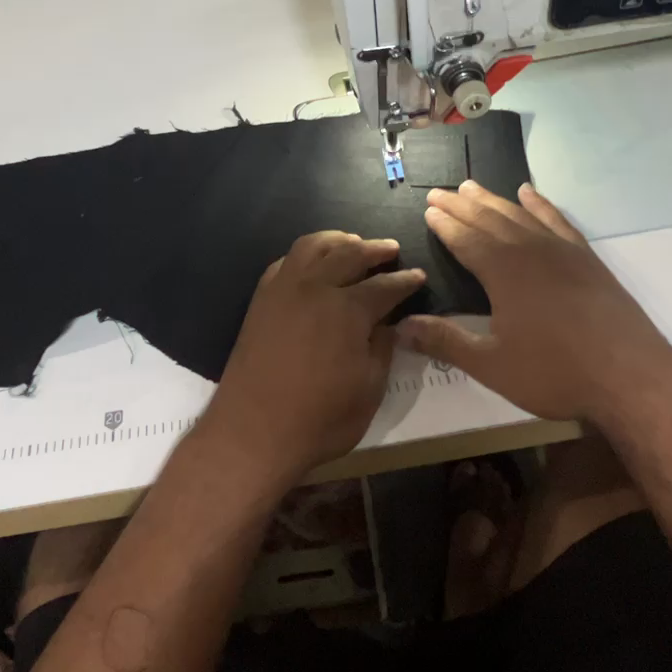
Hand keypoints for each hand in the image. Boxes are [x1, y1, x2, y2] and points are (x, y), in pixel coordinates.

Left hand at [199, 232, 425, 485]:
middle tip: (390, 249)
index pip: (385, 285)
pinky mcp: (261, 300)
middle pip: (350, 253)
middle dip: (374, 250)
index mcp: (348, 309)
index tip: (418, 275)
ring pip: (312, 246)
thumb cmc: (320, 419)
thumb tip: (389, 324)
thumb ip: (382, 349)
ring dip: (337, 240)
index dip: (405, 280)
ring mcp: (283, 290)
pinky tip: (312, 264)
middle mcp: (316, 288)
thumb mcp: (369, 391)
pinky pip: (285, 262)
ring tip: (352, 243)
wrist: (253, 432)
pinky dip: (305, 255)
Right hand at [397, 181, 667, 421]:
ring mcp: (562, 252)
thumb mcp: (491, 364)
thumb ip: (445, 342)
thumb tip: (401, 327)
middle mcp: (530, 251)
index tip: (428, 210)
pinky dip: (541, 205)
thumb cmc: (555, 372)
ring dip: (494, 200)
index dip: (445, 225)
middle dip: (462, 206)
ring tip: (472, 187)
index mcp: (503, 272)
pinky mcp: (587, 260)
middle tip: (439, 192)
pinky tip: (530, 194)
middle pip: (489, 220)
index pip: (466, 239)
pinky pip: (557, 221)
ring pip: (520, 215)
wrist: (631, 376)